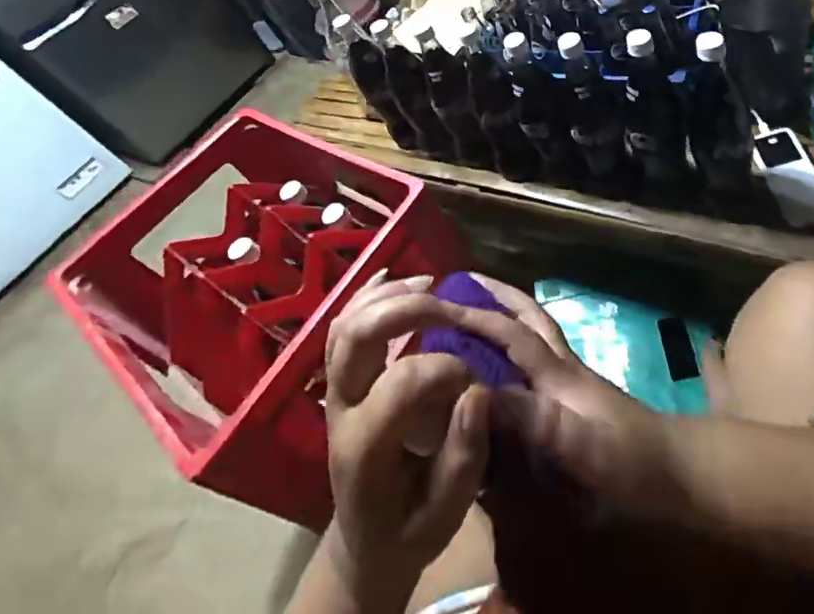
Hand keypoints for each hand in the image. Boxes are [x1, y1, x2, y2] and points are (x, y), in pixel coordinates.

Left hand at [321, 270, 489, 612]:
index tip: (478, 380)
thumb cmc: (409, 528)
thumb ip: (463, 456)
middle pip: (356, 337)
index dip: (446, 370)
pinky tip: (395, 276)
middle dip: (406, 310)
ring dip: (387, 295)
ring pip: (345, 322)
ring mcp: (334, 388)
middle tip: (449, 306)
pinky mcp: (340, 377)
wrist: (366, 538)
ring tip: (430, 284)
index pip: (400, 385)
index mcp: (363, 447)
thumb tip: (480, 390)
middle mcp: (339, 408)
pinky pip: (342, 324)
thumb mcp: (445, 513)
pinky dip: (367, 295)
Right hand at [443, 274, 677, 512]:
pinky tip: (508, 356)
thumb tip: (481, 391)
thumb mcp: (583, 446)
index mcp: (558, 374)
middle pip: (528, 316)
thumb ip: (537, 419)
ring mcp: (573, 380)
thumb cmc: (633, 461)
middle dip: (496, 294)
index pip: (510, 333)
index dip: (474, 316)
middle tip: (464, 280)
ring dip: (508, 310)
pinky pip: (539, 356)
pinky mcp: (578, 398)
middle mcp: (563, 367)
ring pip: (536, 331)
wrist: (681, 472)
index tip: (436, 304)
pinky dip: (519, 340)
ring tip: (479, 304)